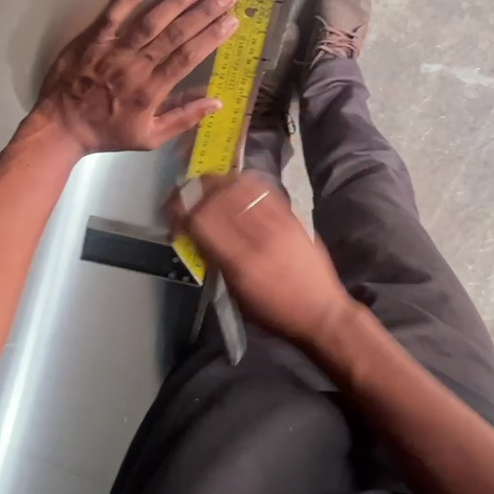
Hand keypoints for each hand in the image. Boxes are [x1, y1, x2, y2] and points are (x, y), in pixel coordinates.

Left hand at [29, 0, 240, 154]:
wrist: (61, 126)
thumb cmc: (107, 132)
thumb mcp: (149, 137)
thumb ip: (183, 118)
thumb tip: (216, 101)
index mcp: (152, 90)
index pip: (188, 57)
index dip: (212, 37)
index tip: (232, 20)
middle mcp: (136, 66)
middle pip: (176, 34)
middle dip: (204, 12)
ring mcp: (114, 50)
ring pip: (150, 21)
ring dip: (176, 1)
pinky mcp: (93, 39)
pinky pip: (113, 14)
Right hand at [168, 173, 356, 346]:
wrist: (322, 311)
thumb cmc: (275, 313)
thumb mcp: (236, 295)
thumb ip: (215, 260)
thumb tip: (195, 233)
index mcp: (239, 262)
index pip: (201, 220)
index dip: (180, 209)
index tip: (171, 210)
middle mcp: (257, 236)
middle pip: (217, 197)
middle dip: (193, 190)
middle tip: (184, 194)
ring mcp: (276, 222)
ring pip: (238, 186)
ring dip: (216, 182)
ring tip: (206, 185)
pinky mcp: (291, 216)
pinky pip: (262, 188)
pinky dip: (243, 181)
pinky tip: (234, 184)